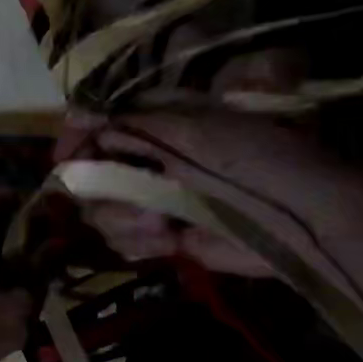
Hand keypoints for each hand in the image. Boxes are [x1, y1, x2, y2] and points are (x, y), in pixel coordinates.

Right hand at [54, 110, 362, 351]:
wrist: (296, 218)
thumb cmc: (254, 158)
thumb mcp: (193, 129)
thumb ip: (130, 124)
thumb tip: (74, 117)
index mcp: (155, 121)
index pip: (93, 125)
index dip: (74, 142)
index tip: (66, 160)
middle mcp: (147, 157)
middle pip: (88, 175)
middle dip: (105, 194)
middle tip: (139, 205)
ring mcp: (151, 197)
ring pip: (100, 213)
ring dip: (124, 223)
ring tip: (163, 226)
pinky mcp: (160, 235)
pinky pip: (122, 241)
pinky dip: (137, 244)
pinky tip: (166, 241)